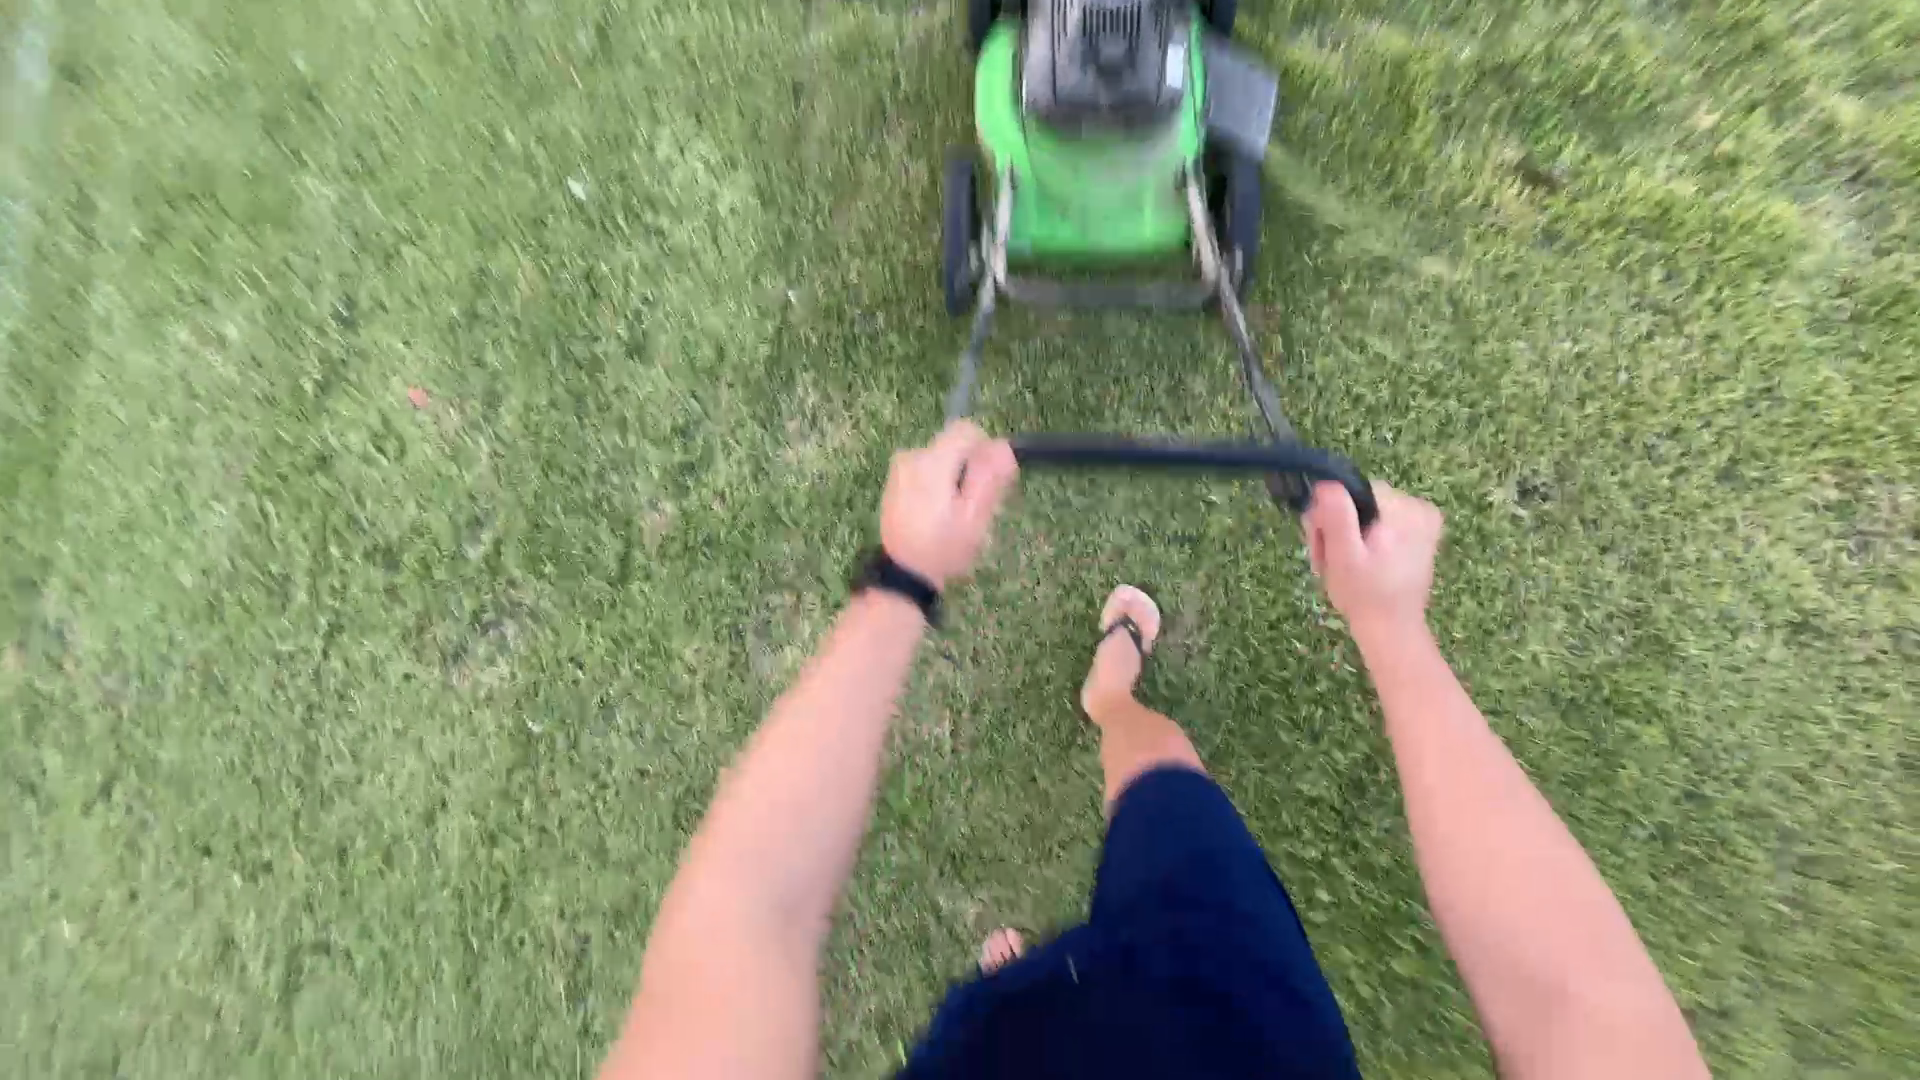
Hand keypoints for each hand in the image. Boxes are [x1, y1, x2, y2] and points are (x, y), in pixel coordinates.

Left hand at [879, 421, 1018, 588]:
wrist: (904, 575)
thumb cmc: (944, 548)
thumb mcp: (975, 517)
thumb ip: (989, 477)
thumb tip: (1003, 446)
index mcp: (931, 461)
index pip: (967, 430)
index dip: (985, 451)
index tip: (988, 482)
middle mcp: (911, 457)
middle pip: (954, 447)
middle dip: (969, 471)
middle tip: (974, 508)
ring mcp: (899, 470)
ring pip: (942, 461)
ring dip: (954, 482)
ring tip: (956, 517)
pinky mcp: (895, 484)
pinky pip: (926, 473)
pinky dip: (937, 488)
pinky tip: (938, 517)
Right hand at [1303, 480, 1443, 639]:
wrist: (1391, 629)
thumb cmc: (1363, 595)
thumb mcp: (1343, 555)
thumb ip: (1336, 516)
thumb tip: (1327, 483)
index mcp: (1404, 510)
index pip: (1351, 491)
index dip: (1329, 514)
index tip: (1322, 544)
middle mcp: (1420, 508)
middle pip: (1359, 501)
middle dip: (1337, 527)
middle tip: (1329, 559)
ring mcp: (1423, 520)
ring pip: (1366, 511)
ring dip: (1347, 535)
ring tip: (1342, 565)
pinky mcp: (1420, 533)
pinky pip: (1379, 521)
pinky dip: (1364, 539)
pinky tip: (1360, 561)